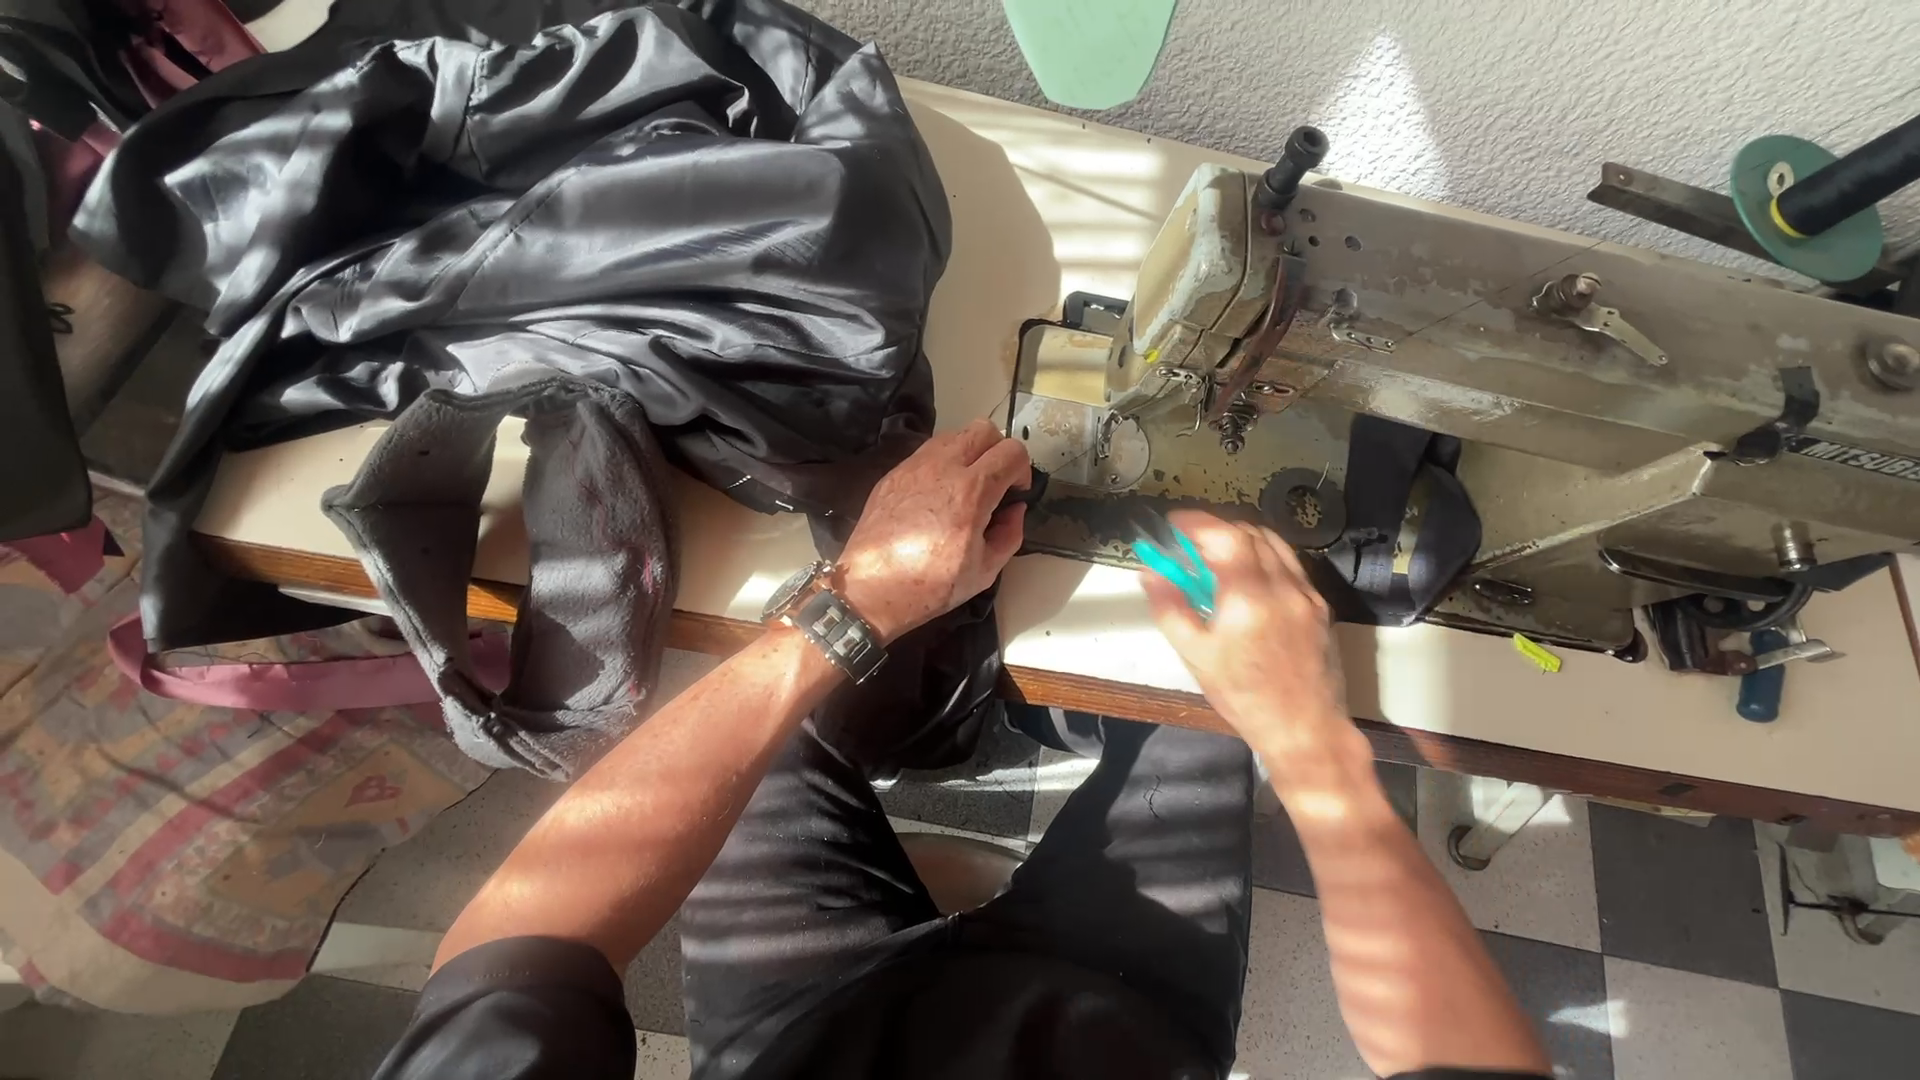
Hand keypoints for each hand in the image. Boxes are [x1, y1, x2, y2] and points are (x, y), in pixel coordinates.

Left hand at [838, 419, 1030, 642]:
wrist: (870, 589)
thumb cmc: (929, 586)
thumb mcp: (985, 571)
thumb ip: (1010, 533)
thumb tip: (1014, 510)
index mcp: (971, 492)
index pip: (1012, 452)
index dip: (1022, 470)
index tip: (1015, 492)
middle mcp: (943, 468)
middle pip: (985, 429)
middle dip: (998, 451)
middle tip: (995, 482)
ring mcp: (914, 467)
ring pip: (954, 434)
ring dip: (969, 452)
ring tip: (966, 486)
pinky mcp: (894, 473)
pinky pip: (927, 452)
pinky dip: (943, 463)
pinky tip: (938, 494)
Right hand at [1143, 510, 1346, 753]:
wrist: (1305, 729)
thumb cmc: (1243, 695)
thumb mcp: (1195, 656)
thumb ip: (1170, 608)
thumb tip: (1150, 573)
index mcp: (1247, 596)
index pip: (1223, 536)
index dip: (1196, 522)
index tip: (1173, 523)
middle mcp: (1282, 585)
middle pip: (1249, 533)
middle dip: (1216, 528)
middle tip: (1189, 543)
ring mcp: (1306, 594)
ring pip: (1274, 544)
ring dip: (1242, 538)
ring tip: (1218, 556)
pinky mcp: (1319, 607)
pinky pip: (1289, 565)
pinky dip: (1264, 557)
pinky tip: (1248, 579)